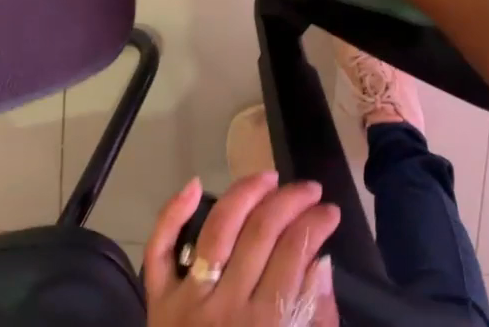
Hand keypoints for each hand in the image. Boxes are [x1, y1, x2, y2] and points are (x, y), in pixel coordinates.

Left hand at [144, 173, 340, 326]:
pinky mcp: (157, 301)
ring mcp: (188, 299)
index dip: (317, 223)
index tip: (331, 211)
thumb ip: (315, 317)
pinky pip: (160, 250)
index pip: (295, 252)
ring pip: (219, 227)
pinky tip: (196, 186)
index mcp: (266, 326)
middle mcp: (225, 305)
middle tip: (310, 189)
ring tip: (269, 177)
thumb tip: (320, 261)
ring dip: (246, 193)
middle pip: (262, 231)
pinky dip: (173, 214)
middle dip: (291, 200)